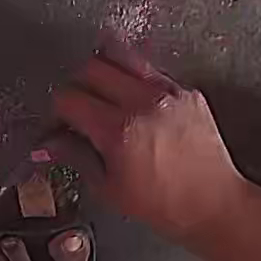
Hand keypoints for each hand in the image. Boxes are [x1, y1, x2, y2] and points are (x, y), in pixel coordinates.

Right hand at [51, 46, 260, 249]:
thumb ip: (76, 156)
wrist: (212, 204)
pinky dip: (133, 78)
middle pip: (90, 67)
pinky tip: (133, 101)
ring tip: (101, 91)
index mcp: (118, 131)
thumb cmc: (162, 205)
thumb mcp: (108, 188)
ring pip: (121, 54)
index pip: (68, 98)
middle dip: (76, 86)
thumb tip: (49, 142)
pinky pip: (150, 69)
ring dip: (103, 68)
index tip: (60, 123)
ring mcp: (167, 92)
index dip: (57, 111)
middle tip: (78, 107)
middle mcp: (142, 103)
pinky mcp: (186, 91)